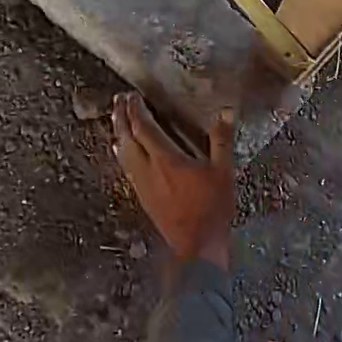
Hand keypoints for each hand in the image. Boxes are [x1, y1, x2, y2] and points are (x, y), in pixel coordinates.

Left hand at [111, 92, 236, 269]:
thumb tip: (225, 111)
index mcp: (166, 160)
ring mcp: (142, 184)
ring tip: (116, 118)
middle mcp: (148, 170)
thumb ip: (222, 140)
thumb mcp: (223, 171)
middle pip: (127, 139)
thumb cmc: (212, 207)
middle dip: (121, 117)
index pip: (144, 129)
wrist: (197, 246)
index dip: (136, 110)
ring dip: (118, 133)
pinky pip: (126, 167)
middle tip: (118, 100)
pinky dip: (122, 152)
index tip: (133, 95)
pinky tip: (123, 150)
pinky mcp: (142, 196)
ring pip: (123, 153)